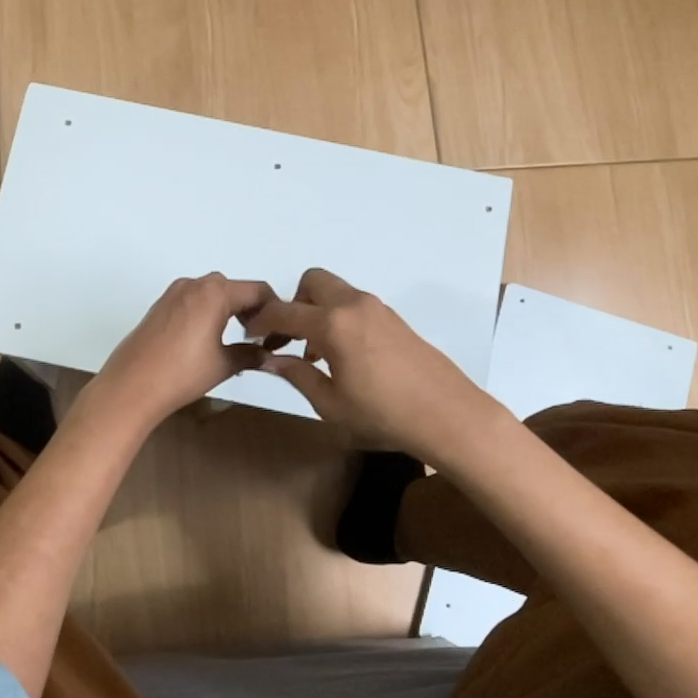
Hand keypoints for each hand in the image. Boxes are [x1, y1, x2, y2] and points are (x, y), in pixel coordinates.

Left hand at [86, 272, 276, 429]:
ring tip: (238, 341)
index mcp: (214, 292)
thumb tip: (268, 356)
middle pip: (235, 289)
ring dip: (230, 311)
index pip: (258, 291)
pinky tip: (210, 340)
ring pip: (213, 293)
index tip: (280, 334)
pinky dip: (209, 313)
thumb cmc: (181, 374)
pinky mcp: (160, 306)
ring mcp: (173, 293)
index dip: (275, 311)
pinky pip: (194, 301)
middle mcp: (194, 284)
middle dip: (252, 310)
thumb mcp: (224, 364)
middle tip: (262, 339)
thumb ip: (251, 354)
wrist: (130, 387)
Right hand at [242, 267, 508, 463]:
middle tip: (287, 339)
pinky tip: (341, 357)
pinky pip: (354, 306)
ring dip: (317, 312)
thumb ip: (296, 375)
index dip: (260, 321)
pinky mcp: (394, 320)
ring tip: (313, 356)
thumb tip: (269, 359)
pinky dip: (338, 319)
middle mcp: (354, 305)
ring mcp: (378, 309)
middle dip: (293, 304)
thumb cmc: (382, 415)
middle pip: (313, 282)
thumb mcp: (330, 404)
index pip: (283, 311)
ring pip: (335, 292)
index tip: (249, 335)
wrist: (448, 415)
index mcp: (332, 324)